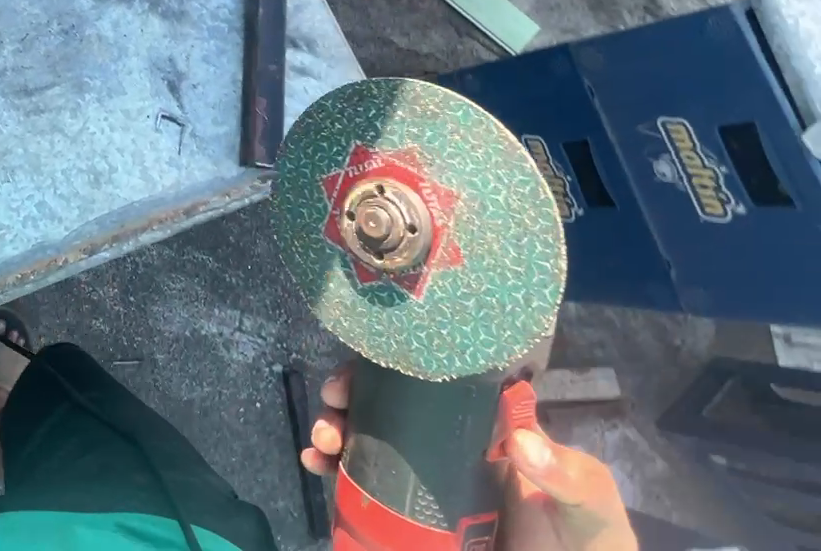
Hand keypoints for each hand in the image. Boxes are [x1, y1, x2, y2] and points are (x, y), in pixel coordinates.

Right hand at [301, 365, 637, 550]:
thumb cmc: (586, 549)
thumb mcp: (590, 511)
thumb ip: (570, 478)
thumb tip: (522, 441)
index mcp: (476, 429)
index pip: (422, 384)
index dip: (381, 372)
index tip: (352, 379)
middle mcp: (440, 444)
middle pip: (379, 405)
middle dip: (344, 400)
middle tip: (331, 412)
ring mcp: (419, 479)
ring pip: (361, 437)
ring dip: (330, 430)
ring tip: (321, 445)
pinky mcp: (404, 513)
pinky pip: (357, 481)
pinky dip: (328, 467)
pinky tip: (314, 466)